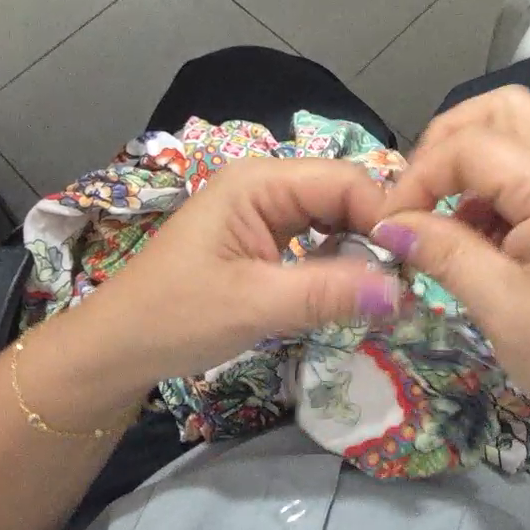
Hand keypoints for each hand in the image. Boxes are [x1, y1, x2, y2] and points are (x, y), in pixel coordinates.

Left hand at [70, 157, 402, 385]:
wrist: (114, 349)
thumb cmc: (175, 317)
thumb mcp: (256, 305)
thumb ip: (330, 293)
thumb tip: (405, 293)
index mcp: (259, 180)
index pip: (344, 180)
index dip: (384, 216)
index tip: (416, 264)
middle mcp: (265, 182)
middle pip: (342, 193)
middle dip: (375, 232)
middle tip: (407, 282)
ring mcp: (263, 207)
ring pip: (332, 214)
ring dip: (359, 247)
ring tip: (387, 287)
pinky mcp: (262, 234)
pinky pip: (315, 234)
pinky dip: (337, 258)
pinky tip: (351, 285)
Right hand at [369, 87, 529, 439]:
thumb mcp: (501, 307)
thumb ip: (442, 251)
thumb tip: (388, 223)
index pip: (471, 144)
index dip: (419, 175)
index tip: (390, 222)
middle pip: (503, 108)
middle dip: (450, 139)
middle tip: (421, 191)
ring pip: (521, 130)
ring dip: (474, 159)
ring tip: (447, 217)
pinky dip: (498, 183)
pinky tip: (481, 234)